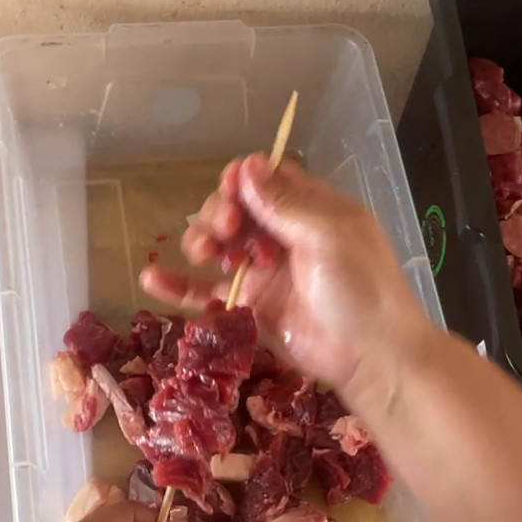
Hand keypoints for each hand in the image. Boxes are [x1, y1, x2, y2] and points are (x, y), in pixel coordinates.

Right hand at [140, 154, 429, 389]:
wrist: (371, 356)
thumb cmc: (360, 289)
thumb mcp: (328, 236)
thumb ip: (285, 204)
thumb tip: (247, 165)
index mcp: (310, 210)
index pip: (265, 181)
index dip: (241, 182)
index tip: (232, 195)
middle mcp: (283, 237)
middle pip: (235, 211)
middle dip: (220, 213)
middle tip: (226, 231)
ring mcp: (264, 274)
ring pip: (217, 247)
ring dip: (201, 242)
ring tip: (204, 254)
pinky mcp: (250, 309)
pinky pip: (207, 293)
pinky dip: (179, 286)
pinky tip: (150, 278)